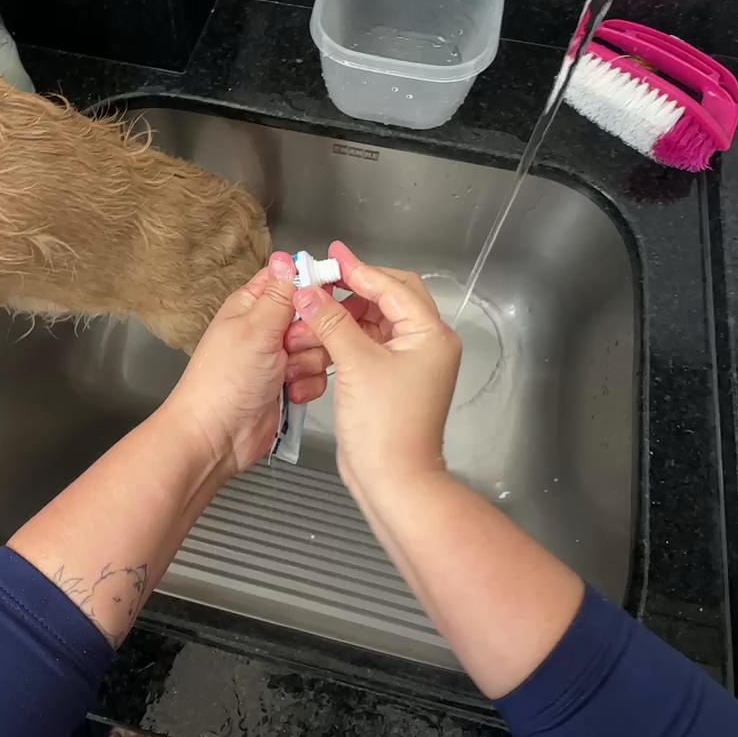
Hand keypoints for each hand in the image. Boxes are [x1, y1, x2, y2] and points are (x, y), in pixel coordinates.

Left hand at [158, 252, 332, 473]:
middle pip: (313, 315)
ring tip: (284, 375)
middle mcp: (267, 328)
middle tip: (288, 346)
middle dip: (309, 333)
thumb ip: (278, 295)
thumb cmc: (224, 381)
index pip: (290, 279)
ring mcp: (279, 357)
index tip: (326, 297)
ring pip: (319, 346)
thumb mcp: (255, 329)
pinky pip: (318, 375)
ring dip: (308, 362)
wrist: (216, 437)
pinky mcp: (289, 384)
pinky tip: (290, 394)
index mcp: (253, 305)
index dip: (312, 284)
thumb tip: (286, 257)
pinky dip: (308, 386)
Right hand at [284, 241, 459, 489]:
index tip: (331, 254)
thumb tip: (307, 291)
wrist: (394, 481)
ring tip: (312, 308)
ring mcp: (410, 362)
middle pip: (388, 299)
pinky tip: (321, 333)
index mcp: (430, 334)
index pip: (393, 287)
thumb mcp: (355, 363)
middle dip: (353, 288)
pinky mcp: (392, 379)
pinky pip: (369, 344)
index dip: (359, 269)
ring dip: (345, 314)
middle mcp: (426, 343)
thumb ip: (331, 321)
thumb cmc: (385, 425)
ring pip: (376, 322)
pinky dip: (346, 337)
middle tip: (321, 277)